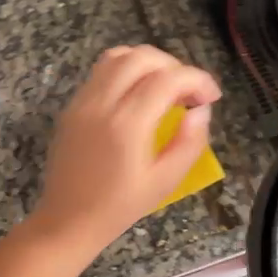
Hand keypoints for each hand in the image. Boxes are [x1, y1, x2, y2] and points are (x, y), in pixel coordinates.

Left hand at [30, 45, 221, 250]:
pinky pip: (99, 72)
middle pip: (141, 57)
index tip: (211, 98)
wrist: (66, 219)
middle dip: (173, 66)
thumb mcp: (164, 182)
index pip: (168, 79)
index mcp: (127, 124)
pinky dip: (124, 71)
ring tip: (164, 89)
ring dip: (147, 63)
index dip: (197, 80)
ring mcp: (82, 101)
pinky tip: (137, 96)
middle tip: (188, 93)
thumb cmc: (118, 207)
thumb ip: (189, 142)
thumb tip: (201, 111)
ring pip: (117, 56)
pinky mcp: (71, 106)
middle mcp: (101, 103)